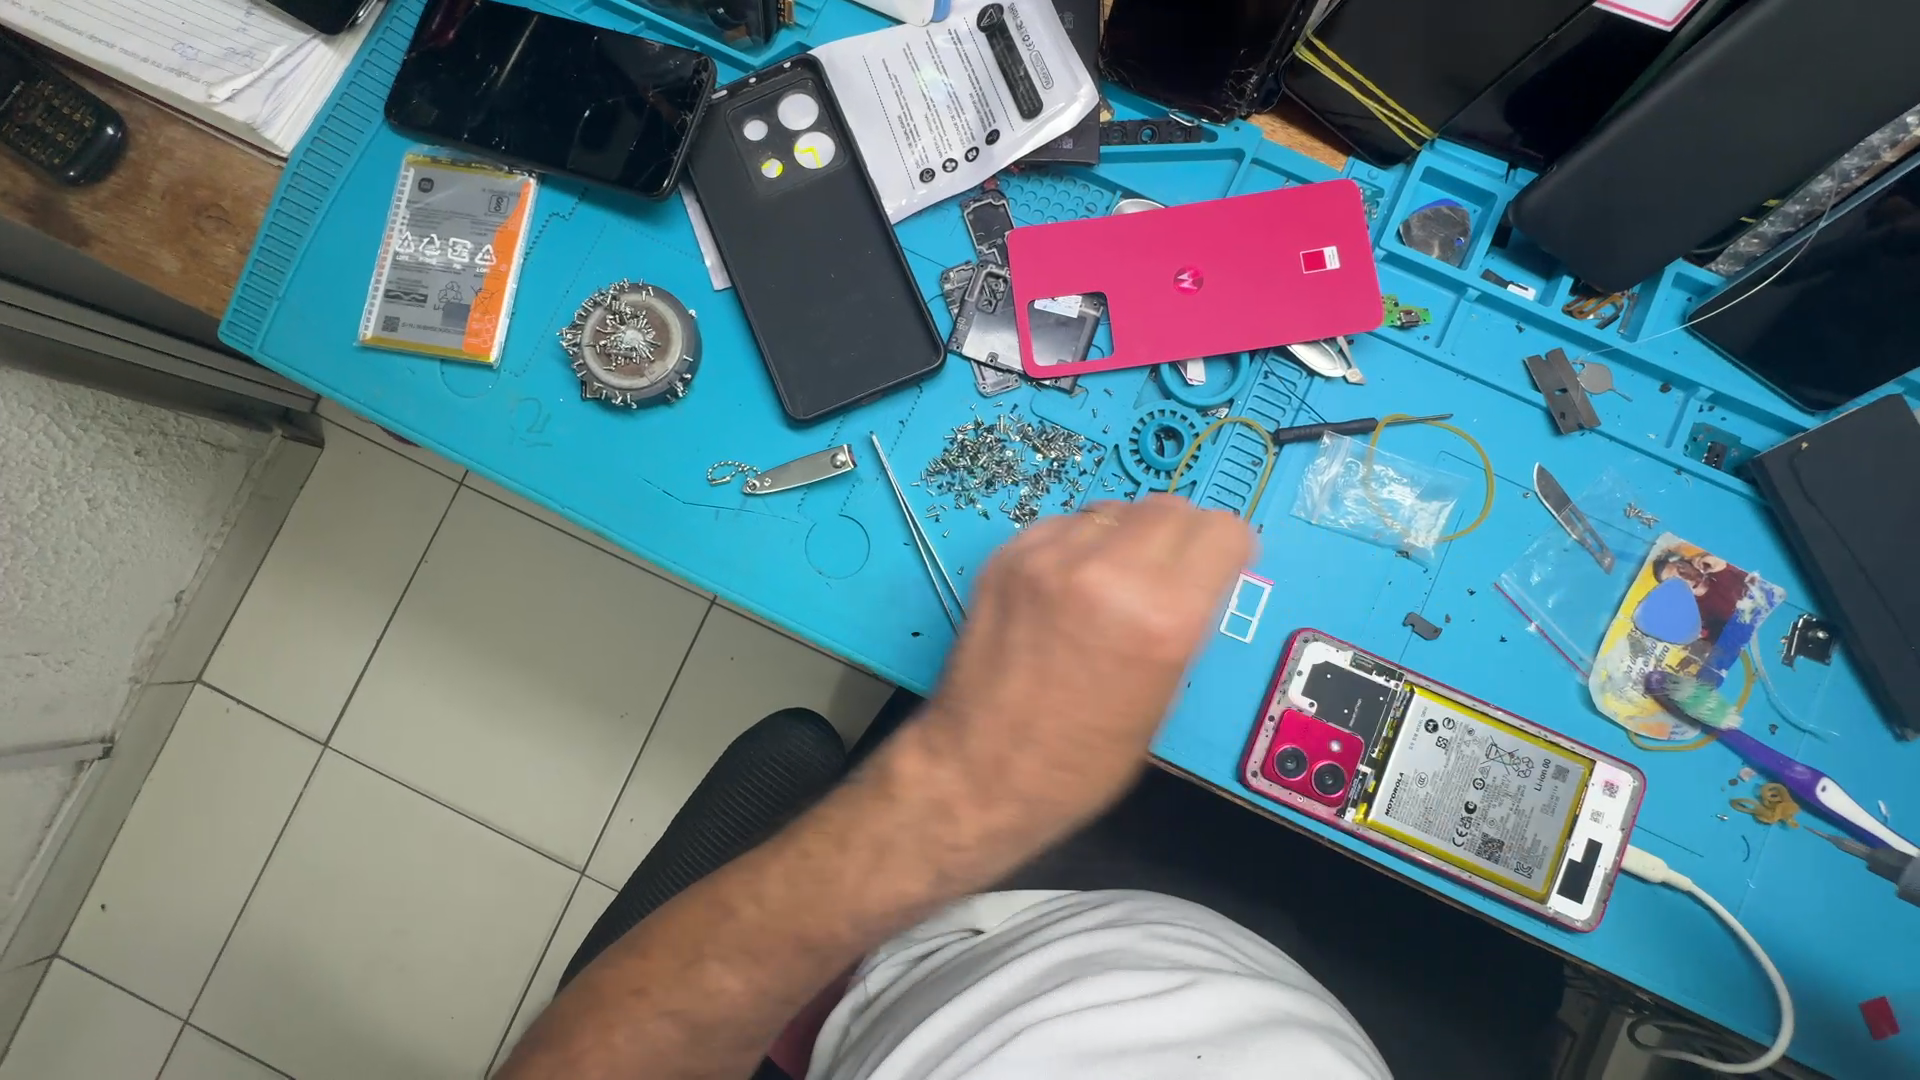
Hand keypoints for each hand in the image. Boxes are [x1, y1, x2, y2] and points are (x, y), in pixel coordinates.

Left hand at [916, 495, 1256, 847]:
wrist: (979, 770)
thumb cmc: (1081, 760)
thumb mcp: (1162, 699)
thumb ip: (1184, 623)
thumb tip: (1193, 577)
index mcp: (1160, 616)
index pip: (1221, 532)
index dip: (1227, 551)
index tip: (1217, 569)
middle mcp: (1105, 572)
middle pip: (1170, 508)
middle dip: (1180, 538)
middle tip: (1168, 575)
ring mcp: (1047, 559)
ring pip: (1114, 511)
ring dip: (1125, 537)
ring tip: (1111, 582)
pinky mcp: (1004, 557)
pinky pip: (1063, 526)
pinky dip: (1076, 546)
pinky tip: (1065, 587)